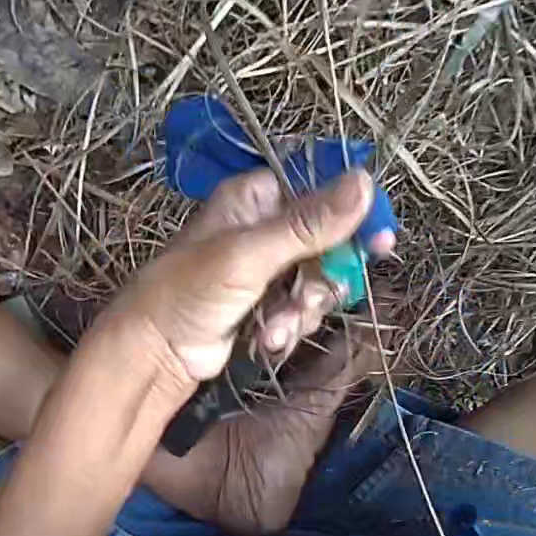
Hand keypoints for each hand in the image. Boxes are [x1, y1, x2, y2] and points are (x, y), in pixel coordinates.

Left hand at [124, 169, 383, 535]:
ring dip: (303, 309)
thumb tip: (364, 181)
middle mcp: (264, 228)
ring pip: (318, 282)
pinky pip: (301, 310)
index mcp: (255, 198)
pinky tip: (266, 340)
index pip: (320, 192)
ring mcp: (267, 270)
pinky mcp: (267, 306)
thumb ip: (309, 223)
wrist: (155, 354)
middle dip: (323, 278)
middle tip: (313, 298)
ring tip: (275, 326)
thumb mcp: (250, 253)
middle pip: (327, 243)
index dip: (352, 216)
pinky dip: (290, 327)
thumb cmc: (189, 292)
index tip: (380, 241)